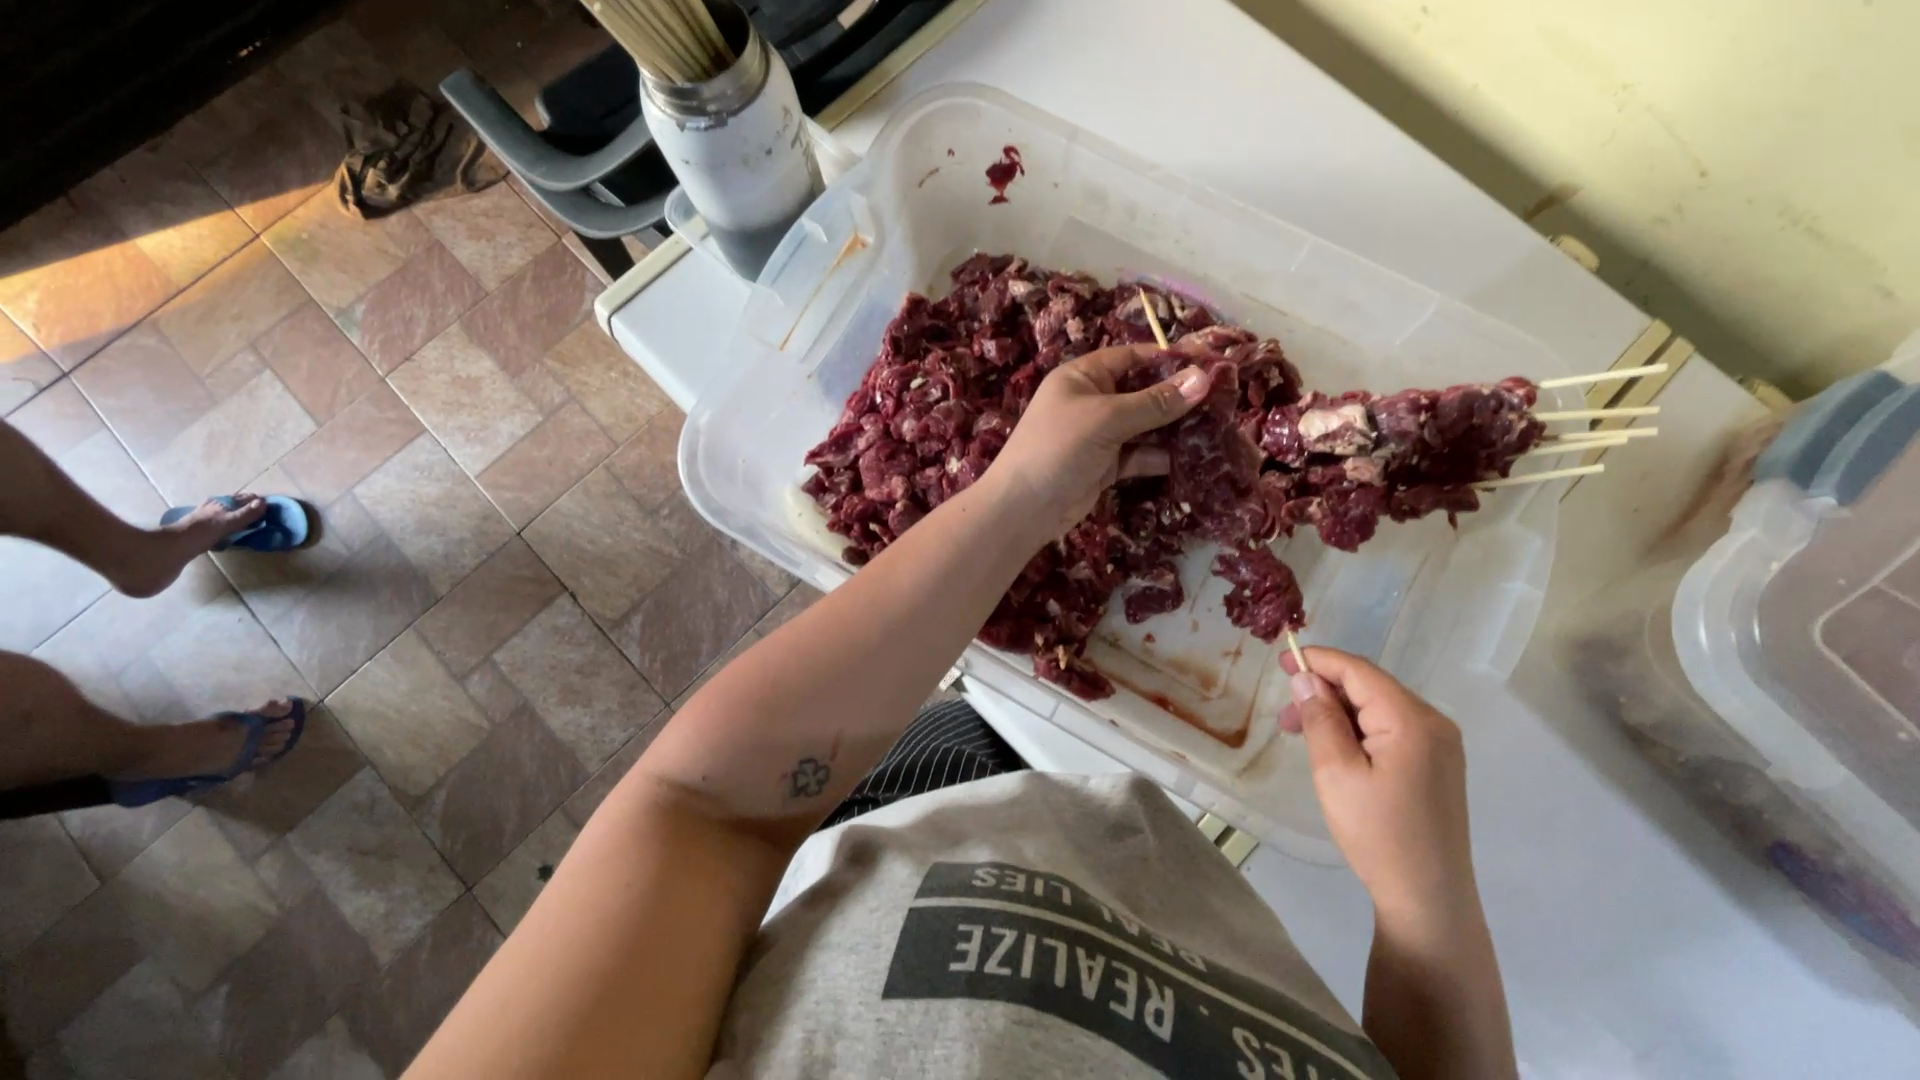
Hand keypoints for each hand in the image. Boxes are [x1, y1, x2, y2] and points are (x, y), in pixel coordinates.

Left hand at [984, 345, 1208, 538]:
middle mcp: (1092, 401)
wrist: (1023, 509)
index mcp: (1083, 377)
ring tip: (1217, 428)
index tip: (1209, 365)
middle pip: (1143, 392)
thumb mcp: (1107, 419)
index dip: (1168, 360)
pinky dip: (1162, 457)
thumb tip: (1203, 377)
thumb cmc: (1058, 449)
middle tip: (1223, 400)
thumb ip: (1155, 402)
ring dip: (1175, 428)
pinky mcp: (1105, 466)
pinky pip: (1140, 455)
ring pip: (1145, 425)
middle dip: (1178, 397)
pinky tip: (1193, 458)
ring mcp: (1099, 435)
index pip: (1132, 358)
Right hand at [1280, 648, 1479, 930]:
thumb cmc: (1377, 833)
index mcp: (1411, 720)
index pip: (1359, 672)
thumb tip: (1307, 678)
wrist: (1428, 896)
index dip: (1319, 660)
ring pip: (1379, 709)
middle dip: (1324, 691)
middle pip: (1371, 687)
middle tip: (1284, 716)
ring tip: (1302, 735)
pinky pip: (1392, 730)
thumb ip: (1320, 719)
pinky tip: (1335, 749)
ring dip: (1338, 713)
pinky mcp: (1437, 766)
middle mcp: (1434, 723)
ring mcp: (1440, 746)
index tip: (1282, 660)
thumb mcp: (1336, 772)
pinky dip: (1358, 730)